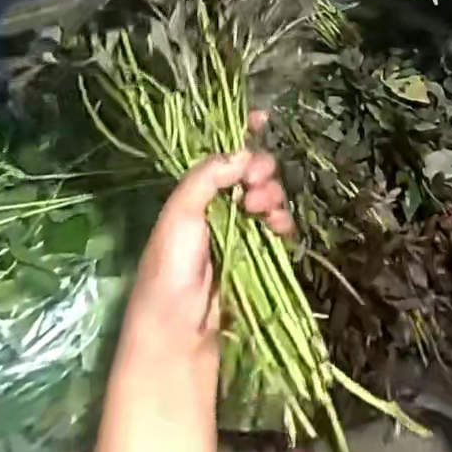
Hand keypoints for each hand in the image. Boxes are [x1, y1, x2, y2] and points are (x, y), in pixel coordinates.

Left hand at [97, 131, 291, 451]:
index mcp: (194, 190)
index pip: (221, 150)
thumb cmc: (169, 271)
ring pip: (267, 193)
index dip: (242, 131)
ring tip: (264, 213)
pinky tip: (280, 229)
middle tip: (254, 188)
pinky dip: (282, 221)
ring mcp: (237, 227)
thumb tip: (244, 150)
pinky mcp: (256, 250)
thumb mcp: (178, 216)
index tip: (263, 117)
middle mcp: (216, 202)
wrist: (177, 334)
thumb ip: (207, 177)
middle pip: (251, 169)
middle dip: (260, 170)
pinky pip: (278, 223)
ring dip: (271, 196)